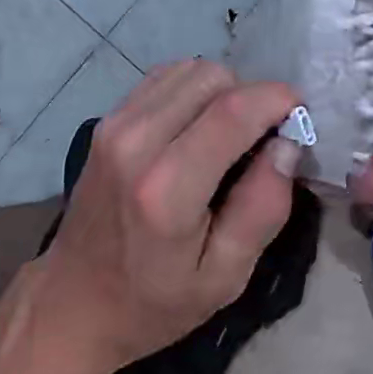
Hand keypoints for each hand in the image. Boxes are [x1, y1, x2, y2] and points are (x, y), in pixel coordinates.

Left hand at [0, 60, 302, 373]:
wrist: (72, 304)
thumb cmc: (154, 300)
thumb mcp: (225, 277)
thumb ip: (263, 208)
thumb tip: (288, 144)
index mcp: (166, 191)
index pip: (233, 112)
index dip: (277, 99)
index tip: (300, 114)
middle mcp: (136, 142)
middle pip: (216, 78)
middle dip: (252, 96)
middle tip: (263, 134)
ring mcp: (117, 123)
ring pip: (194, 69)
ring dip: (225, 89)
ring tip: (230, 131)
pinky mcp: (109, 117)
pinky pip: (170, 75)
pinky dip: (197, 88)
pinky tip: (199, 124)